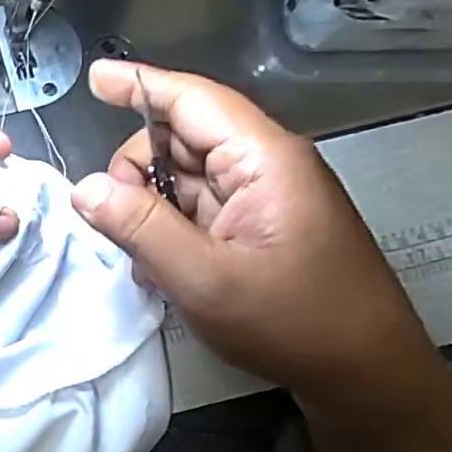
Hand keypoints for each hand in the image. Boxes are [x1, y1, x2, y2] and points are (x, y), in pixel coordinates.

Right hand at [69, 60, 440, 394]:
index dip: (140, 85)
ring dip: (155, 211)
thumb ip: (142, 229)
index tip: (96, 78)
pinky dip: (175, 230)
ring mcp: (265, 196)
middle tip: (119, 227)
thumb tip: (86, 188)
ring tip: (148, 262)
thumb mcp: (207, 280)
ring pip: (188, 179)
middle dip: (140, 175)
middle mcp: (266, 165)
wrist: (365, 373)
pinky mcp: (262, 224)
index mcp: (263, 158)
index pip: (193, 100)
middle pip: (183, 141)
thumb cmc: (296, 323)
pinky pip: (203, 209)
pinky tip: (166, 268)